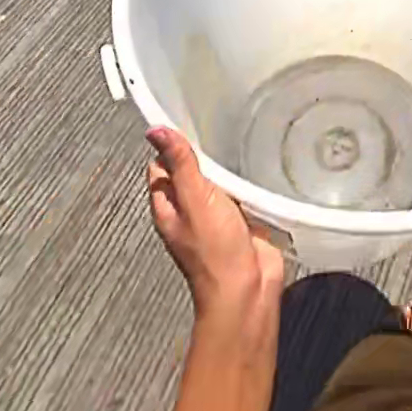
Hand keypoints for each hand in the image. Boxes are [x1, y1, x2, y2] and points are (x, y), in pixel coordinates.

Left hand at [145, 126, 283, 314]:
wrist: (250, 291)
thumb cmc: (215, 249)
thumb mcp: (195, 199)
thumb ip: (179, 163)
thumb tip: (155, 130)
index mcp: (167, 205)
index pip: (161, 164)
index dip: (170, 144)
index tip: (187, 119)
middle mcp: (188, 208)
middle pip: (190, 169)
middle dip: (203, 150)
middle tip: (220, 123)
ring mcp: (215, 214)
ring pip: (217, 178)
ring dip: (227, 164)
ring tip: (240, 135)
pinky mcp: (241, 218)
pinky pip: (240, 190)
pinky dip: (246, 178)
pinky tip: (256, 161)